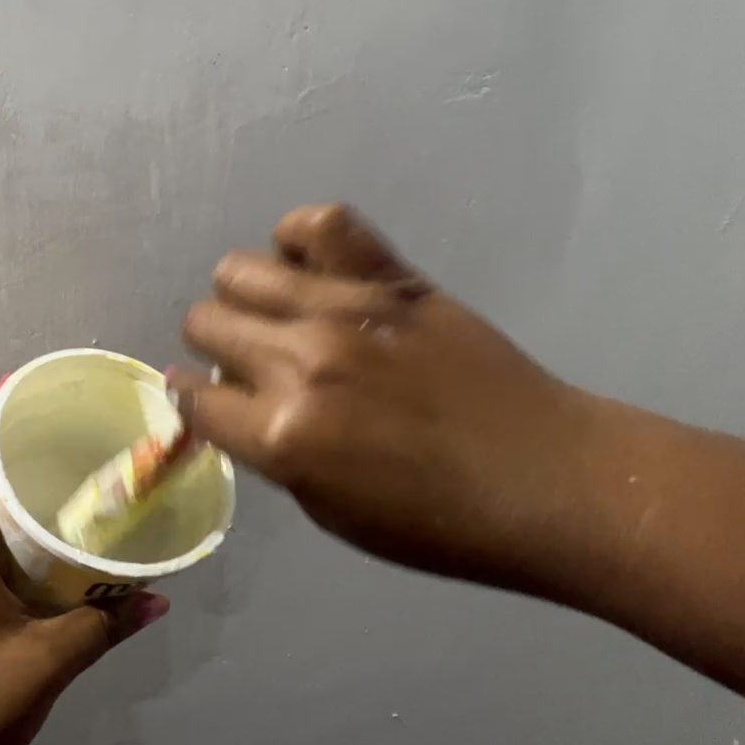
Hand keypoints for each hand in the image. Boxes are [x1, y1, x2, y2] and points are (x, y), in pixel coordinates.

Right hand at [173, 204, 605, 590]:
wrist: (552, 480)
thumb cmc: (437, 520)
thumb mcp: (328, 511)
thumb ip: (265, 449)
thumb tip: (221, 399)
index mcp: (285, 434)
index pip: (192, 397)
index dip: (191, 400)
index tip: (206, 399)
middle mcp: (302, 362)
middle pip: (204, 321)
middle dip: (214, 348)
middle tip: (252, 365)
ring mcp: (346, 310)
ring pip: (239, 269)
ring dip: (244, 299)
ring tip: (280, 317)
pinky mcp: (392, 279)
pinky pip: (320, 223)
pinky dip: (300, 241)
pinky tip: (314, 269)